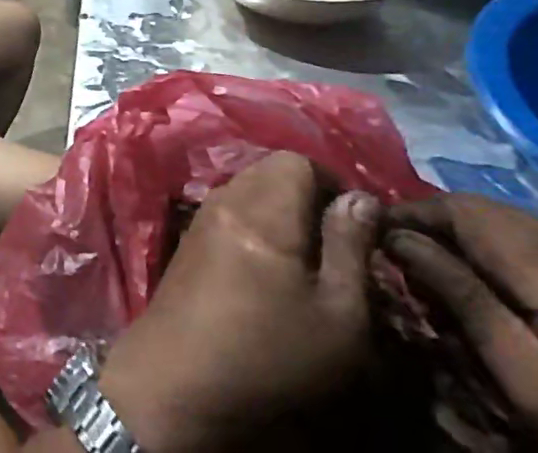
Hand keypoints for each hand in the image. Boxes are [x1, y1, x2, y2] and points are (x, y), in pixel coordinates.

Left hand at [96, 152, 382, 452]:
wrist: (177, 378)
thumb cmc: (269, 351)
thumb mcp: (338, 312)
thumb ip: (350, 246)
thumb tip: (360, 198)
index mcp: (262, 207)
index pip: (297, 160)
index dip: (332, 182)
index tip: (356, 224)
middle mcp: (226, 198)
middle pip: (270, 170)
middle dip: (308, 195)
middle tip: (334, 244)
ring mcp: (201, 217)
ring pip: (248, 189)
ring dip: (280, 210)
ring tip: (304, 260)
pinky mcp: (188, 240)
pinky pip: (229, 210)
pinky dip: (254, 224)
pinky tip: (266, 268)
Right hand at [384, 195, 537, 452]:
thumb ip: (469, 308)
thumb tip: (400, 241)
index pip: (467, 210)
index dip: (413, 210)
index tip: (371, 228)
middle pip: (495, 212)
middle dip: (438, 224)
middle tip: (400, 255)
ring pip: (524, 226)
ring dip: (476, 239)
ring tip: (446, 274)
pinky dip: (515, 255)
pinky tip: (508, 290)